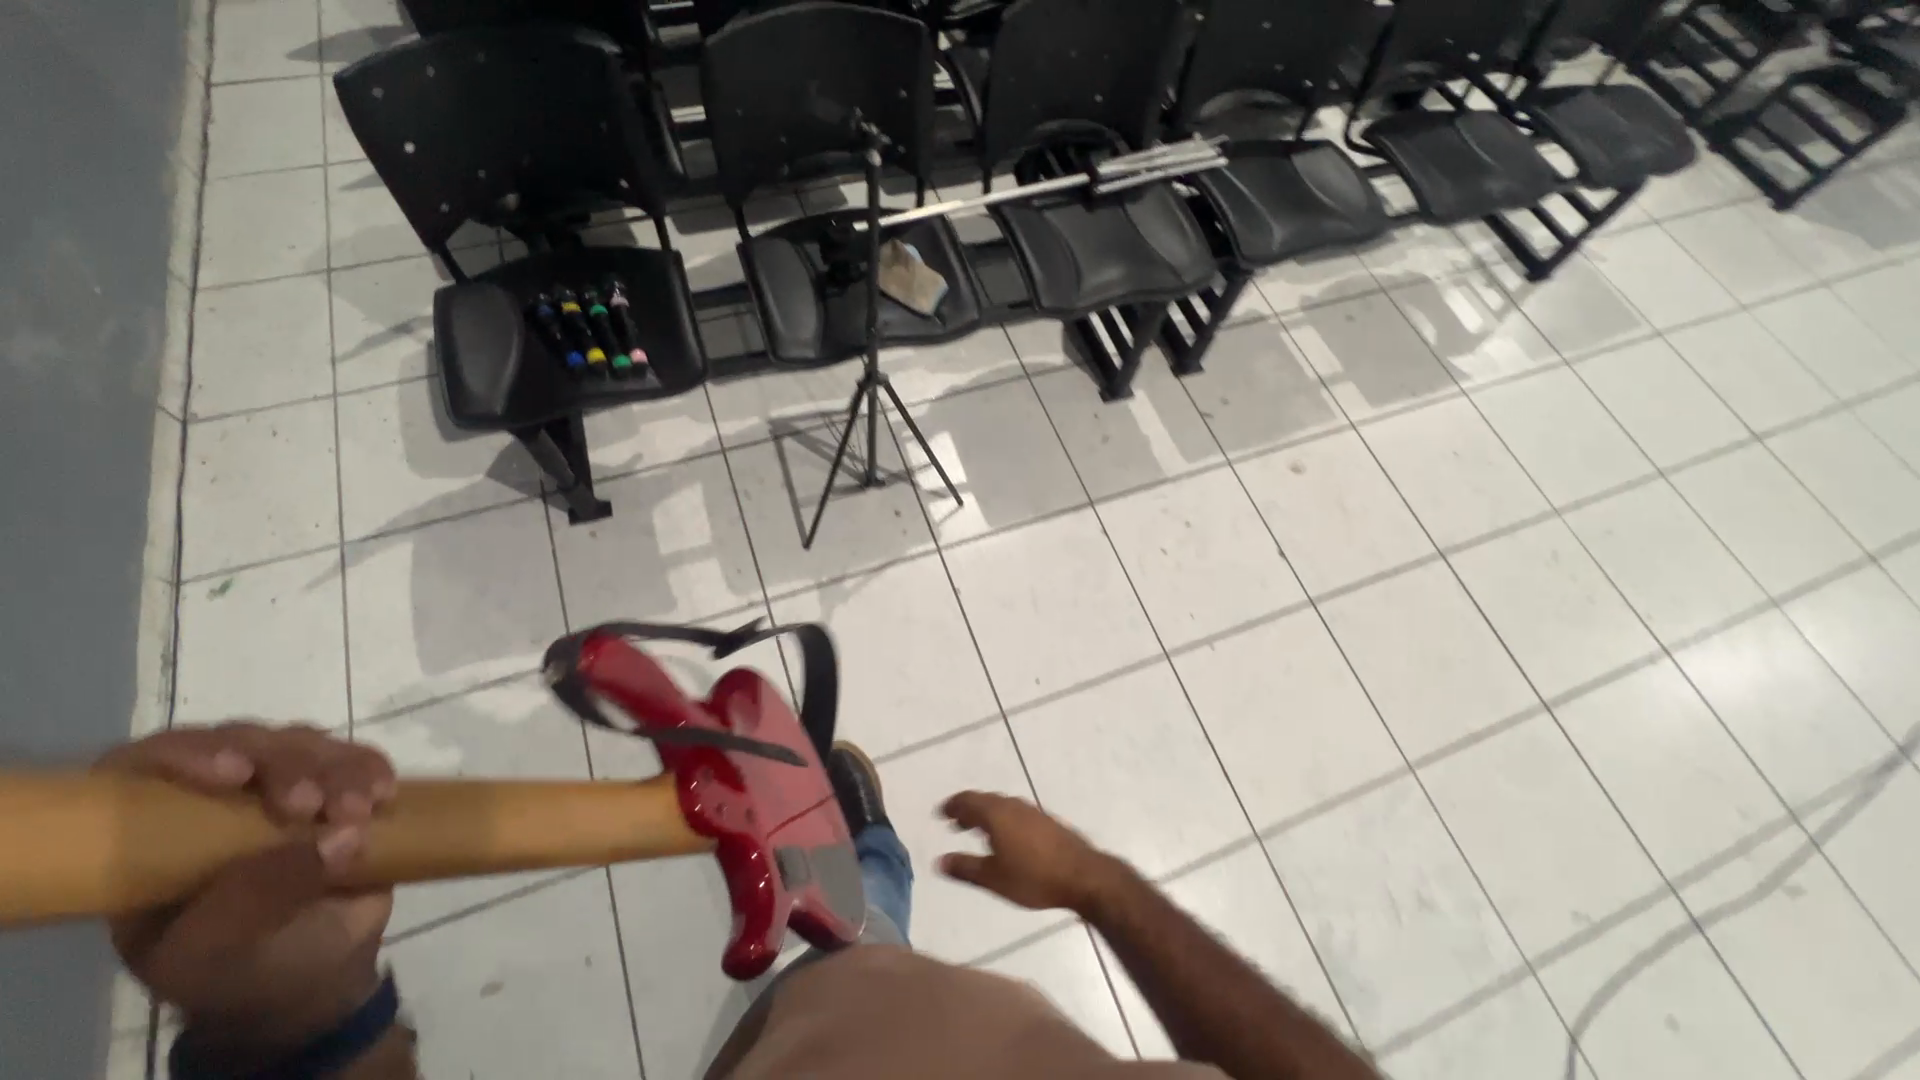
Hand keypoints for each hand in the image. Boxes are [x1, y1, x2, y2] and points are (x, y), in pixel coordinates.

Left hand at [97, 723, 398, 1062]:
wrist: (312, 978)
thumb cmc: (238, 970)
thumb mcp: (218, 950)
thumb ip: (258, 896)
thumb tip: (341, 835)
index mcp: (154, 833)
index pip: (149, 766)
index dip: (186, 754)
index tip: (234, 774)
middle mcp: (215, 797)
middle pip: (242, 743)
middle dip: (284, 764)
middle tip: (312, 804)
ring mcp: (282, 787)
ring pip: (304, 743)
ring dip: (337, 767)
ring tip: (363, 808)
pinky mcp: (339, 789)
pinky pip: (357, 759)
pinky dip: (372, 769)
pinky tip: (386, 793)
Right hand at [937, 791, 1122, 913]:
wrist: (1084, 876)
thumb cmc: (1034, 878)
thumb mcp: (994, 878)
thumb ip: (965, 868)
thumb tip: (939, 861)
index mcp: (997, 814)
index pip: (968, 801)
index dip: (952, 806)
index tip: (940, 814)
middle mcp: (1013, 806)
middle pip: (985, 800)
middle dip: (968, 810)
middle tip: (955, 823)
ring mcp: (1033, 812)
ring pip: (1002, 806)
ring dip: (986, 814)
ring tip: (977, 831)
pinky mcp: (1047, 821)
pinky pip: (1016, 813)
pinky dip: (1003, 819)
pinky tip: (1006, 838)